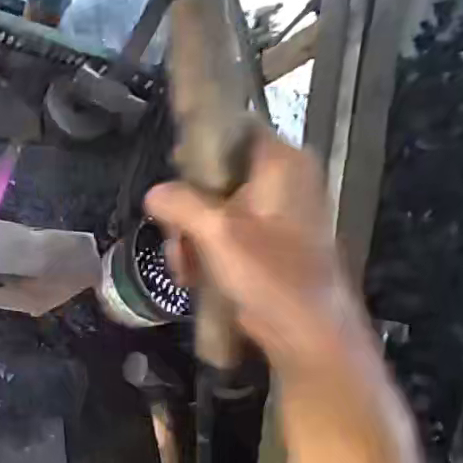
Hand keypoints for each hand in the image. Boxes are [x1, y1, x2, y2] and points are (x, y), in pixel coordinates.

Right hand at [144, 135, 374, 376]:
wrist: (308, 333)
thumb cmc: (269, 275)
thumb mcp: (217, 233)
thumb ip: (180, 204)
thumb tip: (154, 193)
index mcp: (282, 163)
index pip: (234, 129)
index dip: (198, 147)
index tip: (171, 175)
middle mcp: (284, 181)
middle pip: (220, 175)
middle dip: (189, 209)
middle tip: (176, 237)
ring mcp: (279, 216)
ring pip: (220, 209)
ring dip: (194, 237)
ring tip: (185, 268)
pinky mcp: (272, 246)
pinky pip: (231, 235)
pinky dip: (211, 252)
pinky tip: (197, 278)